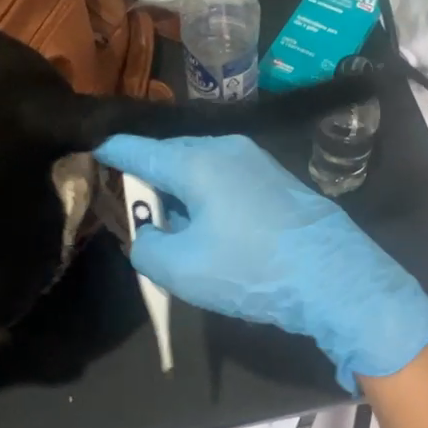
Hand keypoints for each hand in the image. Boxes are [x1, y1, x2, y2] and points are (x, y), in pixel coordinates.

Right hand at [95, 134, 427, 389]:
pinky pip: (226, 181)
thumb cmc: (250, 268)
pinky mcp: (278, 181)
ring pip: (200, 170)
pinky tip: (214, 231)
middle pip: (170, 158)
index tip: (92, 151)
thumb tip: (150, 237)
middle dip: (148, 181)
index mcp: (196, 161)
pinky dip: (208, 199)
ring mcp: (257, 161)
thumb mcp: (181, 268)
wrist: (335, 278)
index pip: (138, 150)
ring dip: (181, 195)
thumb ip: (146, 248)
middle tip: (134, 212)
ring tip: (174, 229)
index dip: (110, 152)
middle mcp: (226, 148)